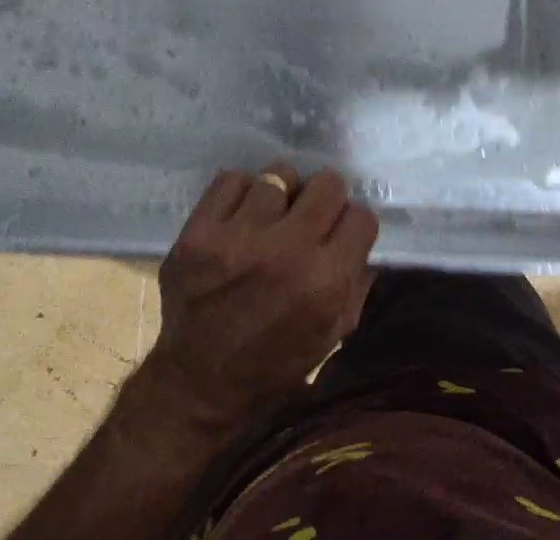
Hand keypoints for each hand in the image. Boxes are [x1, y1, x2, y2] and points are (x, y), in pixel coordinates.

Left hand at [141, 166, 378, 431]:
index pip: (361, 216)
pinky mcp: (198, 234)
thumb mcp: (334, 332)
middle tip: (311, 217)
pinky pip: (232, 180)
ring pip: (279, 175)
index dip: (353, 225)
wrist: (201, 384)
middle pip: (327, 184)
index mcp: (325, 281)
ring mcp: (237, 239)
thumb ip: (356, 278)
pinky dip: (241, 194)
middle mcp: (285, 252)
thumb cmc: (276, 363)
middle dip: (325, 199)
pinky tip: (242, 216)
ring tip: (272, 217)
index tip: (342, 233)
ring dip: (282, 195)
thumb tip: (361, 232)